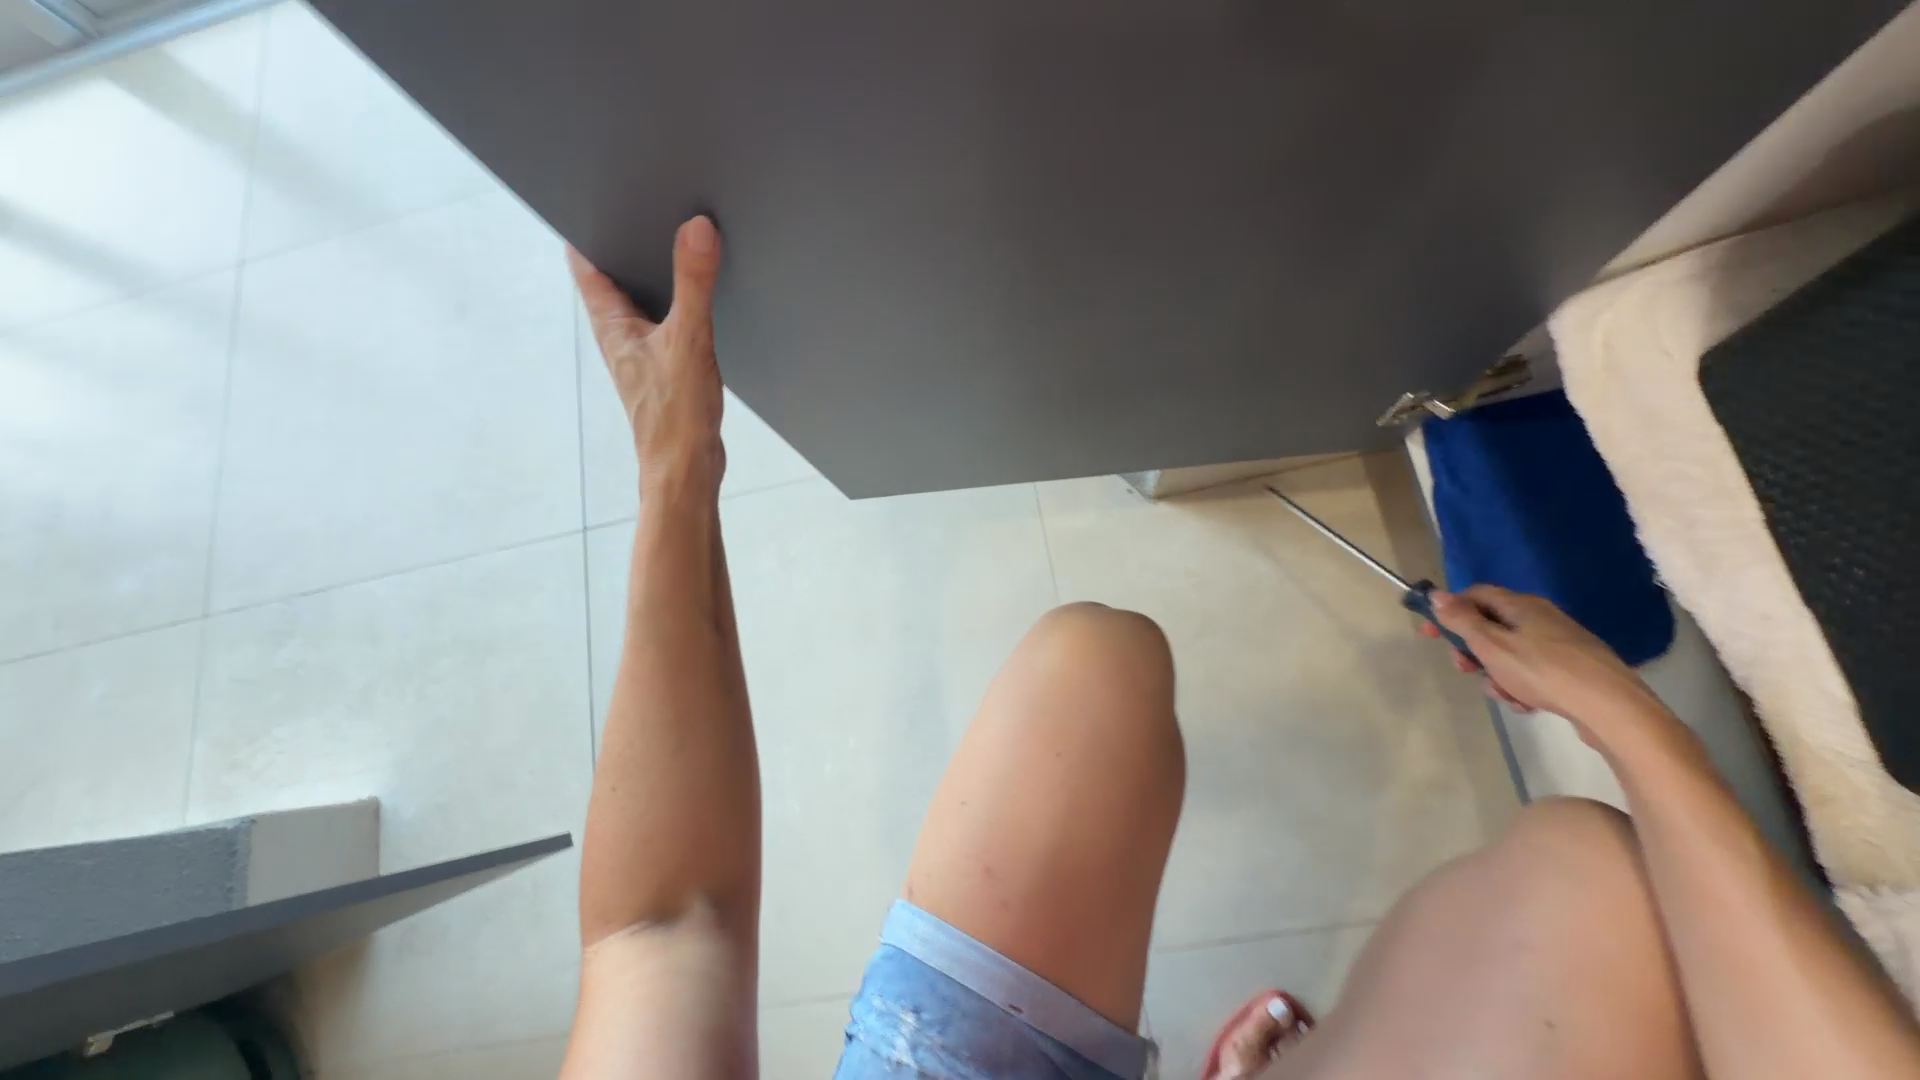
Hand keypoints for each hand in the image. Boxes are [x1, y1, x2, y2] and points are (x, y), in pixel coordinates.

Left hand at [568, 216, 725, 488]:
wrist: (686, 469)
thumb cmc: (675, 414)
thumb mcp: (689, 340)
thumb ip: (694, 284)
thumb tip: (696, 229)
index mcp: (612, 325)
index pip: (586, 266)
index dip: (588, 230)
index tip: (597, 198)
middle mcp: (621, 338)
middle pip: (613, 282)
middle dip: (626, 250)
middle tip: (645, 213)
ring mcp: (643, 357)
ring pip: (642, 306)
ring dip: (655, 281)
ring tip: (676, 251)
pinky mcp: (667, 373)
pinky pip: (668, 328)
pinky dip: (678, 310)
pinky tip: (701, 307)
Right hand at [1423, 585, 1670, 747]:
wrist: (1611, 708)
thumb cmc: (1543, 671)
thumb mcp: (1491, 644)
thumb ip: (1461, 619)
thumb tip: (1437, 594)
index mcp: (1521, 605)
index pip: (1473, 594)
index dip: (1447, 611)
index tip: (1430, 634)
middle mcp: (1541, 617)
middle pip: (1490, 625)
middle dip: (1471, 649)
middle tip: (1465, 669)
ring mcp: (1559, 643)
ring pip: (1509, 653)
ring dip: (1496, 673)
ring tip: (1505, 694)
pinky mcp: (1572, 668)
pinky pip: (1531, 670)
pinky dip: (1521, 685)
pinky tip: (1527, 703)